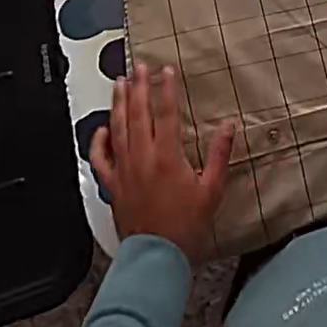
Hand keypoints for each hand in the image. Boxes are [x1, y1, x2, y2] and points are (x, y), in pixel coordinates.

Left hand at [90, 60, 235, 262]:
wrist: (157, 258)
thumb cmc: (185, 227)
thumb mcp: (212, 189)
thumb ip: (220, 154)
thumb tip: (228, 127)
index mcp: (167, 157)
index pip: (166, 113)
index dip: (166, 89)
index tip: (166, 71)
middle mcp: (142, 158)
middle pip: (138, 114)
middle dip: (139, 87)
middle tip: (139, 68)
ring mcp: (124, 170)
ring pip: (118, 129)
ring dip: (119, 104)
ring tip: (119, 84)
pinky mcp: (112, 185)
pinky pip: (100, 159)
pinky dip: (98, 141)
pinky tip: (101, 128)